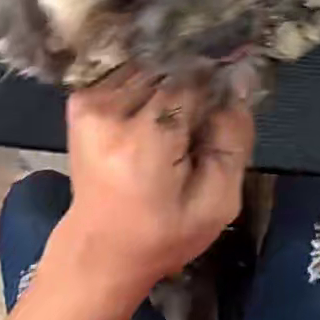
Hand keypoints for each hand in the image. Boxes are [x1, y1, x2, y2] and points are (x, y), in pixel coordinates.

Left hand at [56, 73, 254, 298]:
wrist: (100, 250)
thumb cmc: (164, 234)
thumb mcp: (218, 202)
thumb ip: (233, 139)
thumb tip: (239, 82)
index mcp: (146, 140)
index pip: (195, 82)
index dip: (214, 93)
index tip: (219, 118)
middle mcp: (110, 112)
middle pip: (170, 72)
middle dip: (191, 92)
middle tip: (195, 131)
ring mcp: (90, 103)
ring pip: (150, 69)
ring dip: (167, 90)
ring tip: (170, 130)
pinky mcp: (80, 103)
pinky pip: (128, 76)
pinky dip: (145, 92)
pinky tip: (149, 122)